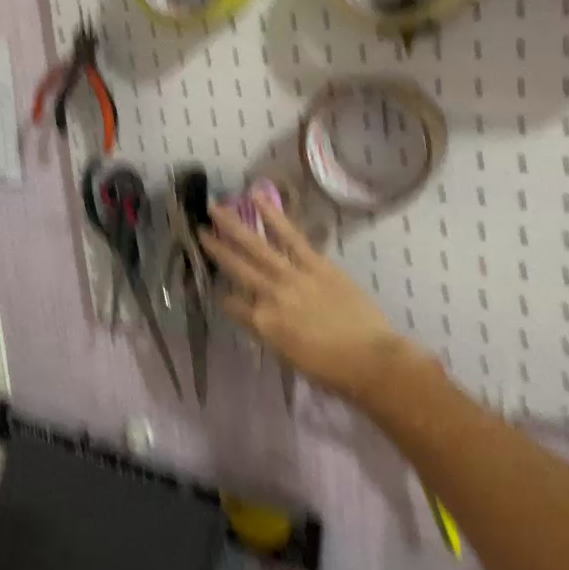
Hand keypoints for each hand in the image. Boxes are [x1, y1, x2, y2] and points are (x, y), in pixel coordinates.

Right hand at [200, 198, 409, 399]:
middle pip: (237, 268)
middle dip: (216, 248)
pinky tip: (258, 199)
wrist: (369, 360)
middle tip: (199, 230)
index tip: (217, 286)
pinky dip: (273, 216)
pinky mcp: (316, 264)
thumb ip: (271, 332)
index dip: (223, 296)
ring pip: (256, 247)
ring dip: (234, 226)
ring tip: (216, 208)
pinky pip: (290, 236)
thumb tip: (264, 316)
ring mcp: (292, 277)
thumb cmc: (330, 370)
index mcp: (262, 325)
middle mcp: (270, 296)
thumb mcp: (289, 357)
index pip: (233, 306)